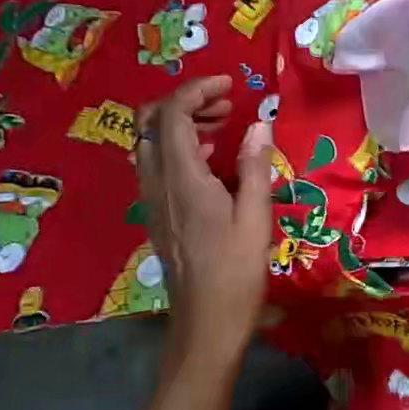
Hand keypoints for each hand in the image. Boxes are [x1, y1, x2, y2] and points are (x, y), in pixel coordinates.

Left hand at [134, 75, 272, 361]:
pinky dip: (178, 147)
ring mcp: (152, 200)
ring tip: (224, 129)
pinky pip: (156, 165)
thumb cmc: (236, 273)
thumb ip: (254, 167)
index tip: (230, 85)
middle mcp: (157, 184)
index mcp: (182, 180)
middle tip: (225, 106)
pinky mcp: (157, 214)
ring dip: (180, 124)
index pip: (172, 115)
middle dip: (185, 103)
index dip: (197, 90)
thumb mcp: (256, 218)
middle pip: (149, 122)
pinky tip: (211, 162)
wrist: (205, 323)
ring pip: (149, 143)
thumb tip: (259, 124)